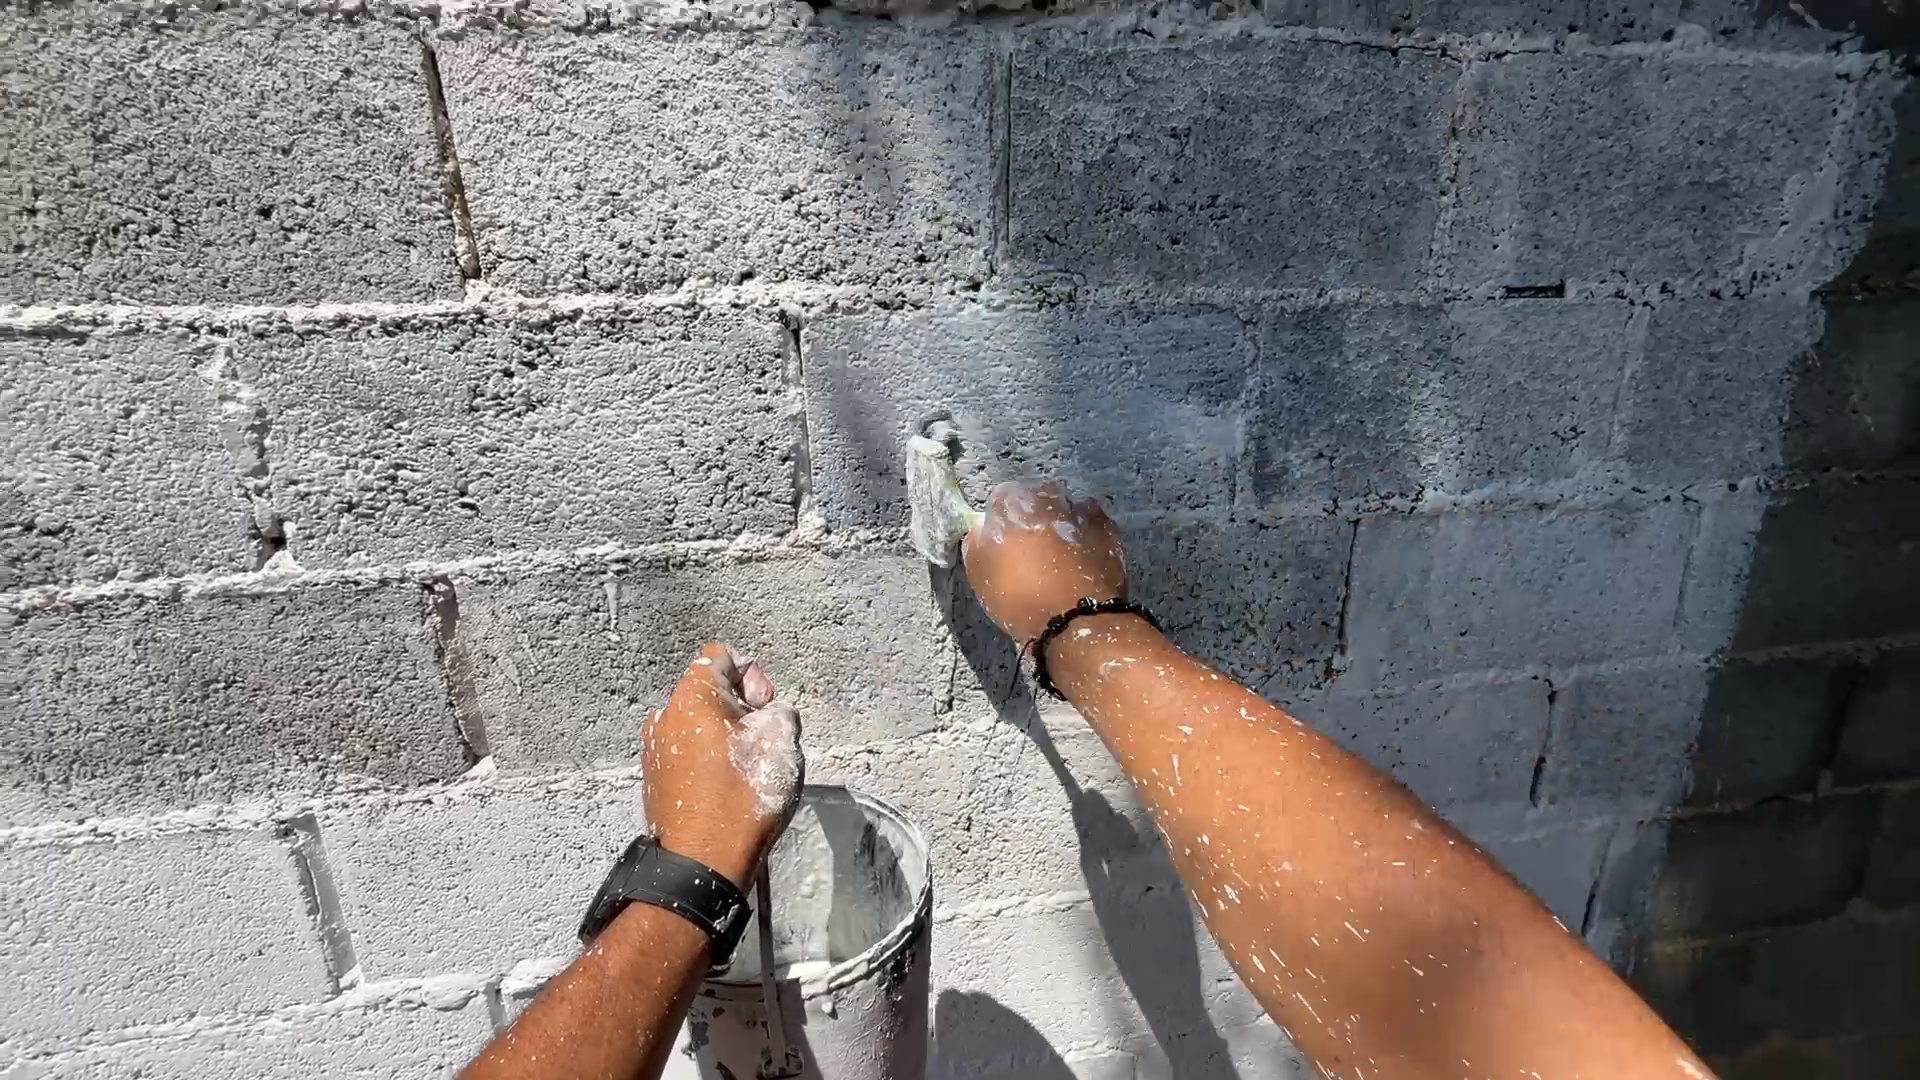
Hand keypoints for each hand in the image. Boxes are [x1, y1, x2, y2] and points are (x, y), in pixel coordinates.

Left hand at [642, 644, 802, 890]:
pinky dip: (708, 756)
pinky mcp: (654, 779)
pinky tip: (727, 784)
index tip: (766, 708)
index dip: (752, 673)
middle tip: (762, 738)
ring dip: (725, 733)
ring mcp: (654, 750)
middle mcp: (664, 717)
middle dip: (740, 705)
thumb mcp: (782, 741)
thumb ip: (779, 709)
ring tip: (746, 765)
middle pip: (709, 690)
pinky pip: (687, 749)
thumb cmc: (744, 797)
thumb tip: (765, 715)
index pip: (721, 655)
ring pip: (698, 722)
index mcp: (691, 698)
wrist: (703, 865)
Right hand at [960, 479, 1127, 642]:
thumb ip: (977, 540)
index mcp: (1012, 501)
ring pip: (1068, 511)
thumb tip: (983, 529)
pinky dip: (1088, 540)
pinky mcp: (1110, 530)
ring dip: (1063, 526)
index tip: (1003, 544)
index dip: (1001, 522)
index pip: (1001, 499)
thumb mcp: (978, 571)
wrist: (1074, 620)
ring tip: (1061, 561)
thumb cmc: (1018, 595)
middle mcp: (1049, 495)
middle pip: (1038, 500)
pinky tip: (1083, 563)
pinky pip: (1093, 528)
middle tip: (1032, 552)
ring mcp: (1083, 510)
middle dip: (1035, 519)